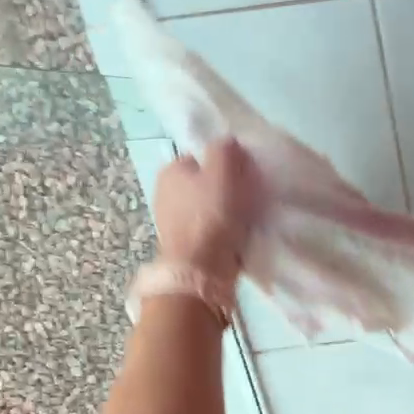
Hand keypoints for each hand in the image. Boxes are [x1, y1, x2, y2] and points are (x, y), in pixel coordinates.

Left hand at [153, 139, 257, 290]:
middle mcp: (165, 192)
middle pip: (204, 185)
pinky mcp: (183, 247)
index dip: (226, 168)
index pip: (203, 159)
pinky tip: (234, 242)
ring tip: (244, 225)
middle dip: (224, 193)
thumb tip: (228, 143)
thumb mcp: (224, 173)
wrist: (201, 270)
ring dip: (224, 216)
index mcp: (171, 169)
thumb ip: (226, 151)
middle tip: (248, 204)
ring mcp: (171, 222)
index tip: (245, 181)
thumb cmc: (212, 217)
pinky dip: (220, 235)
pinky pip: (207, 233)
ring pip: (206, 211)